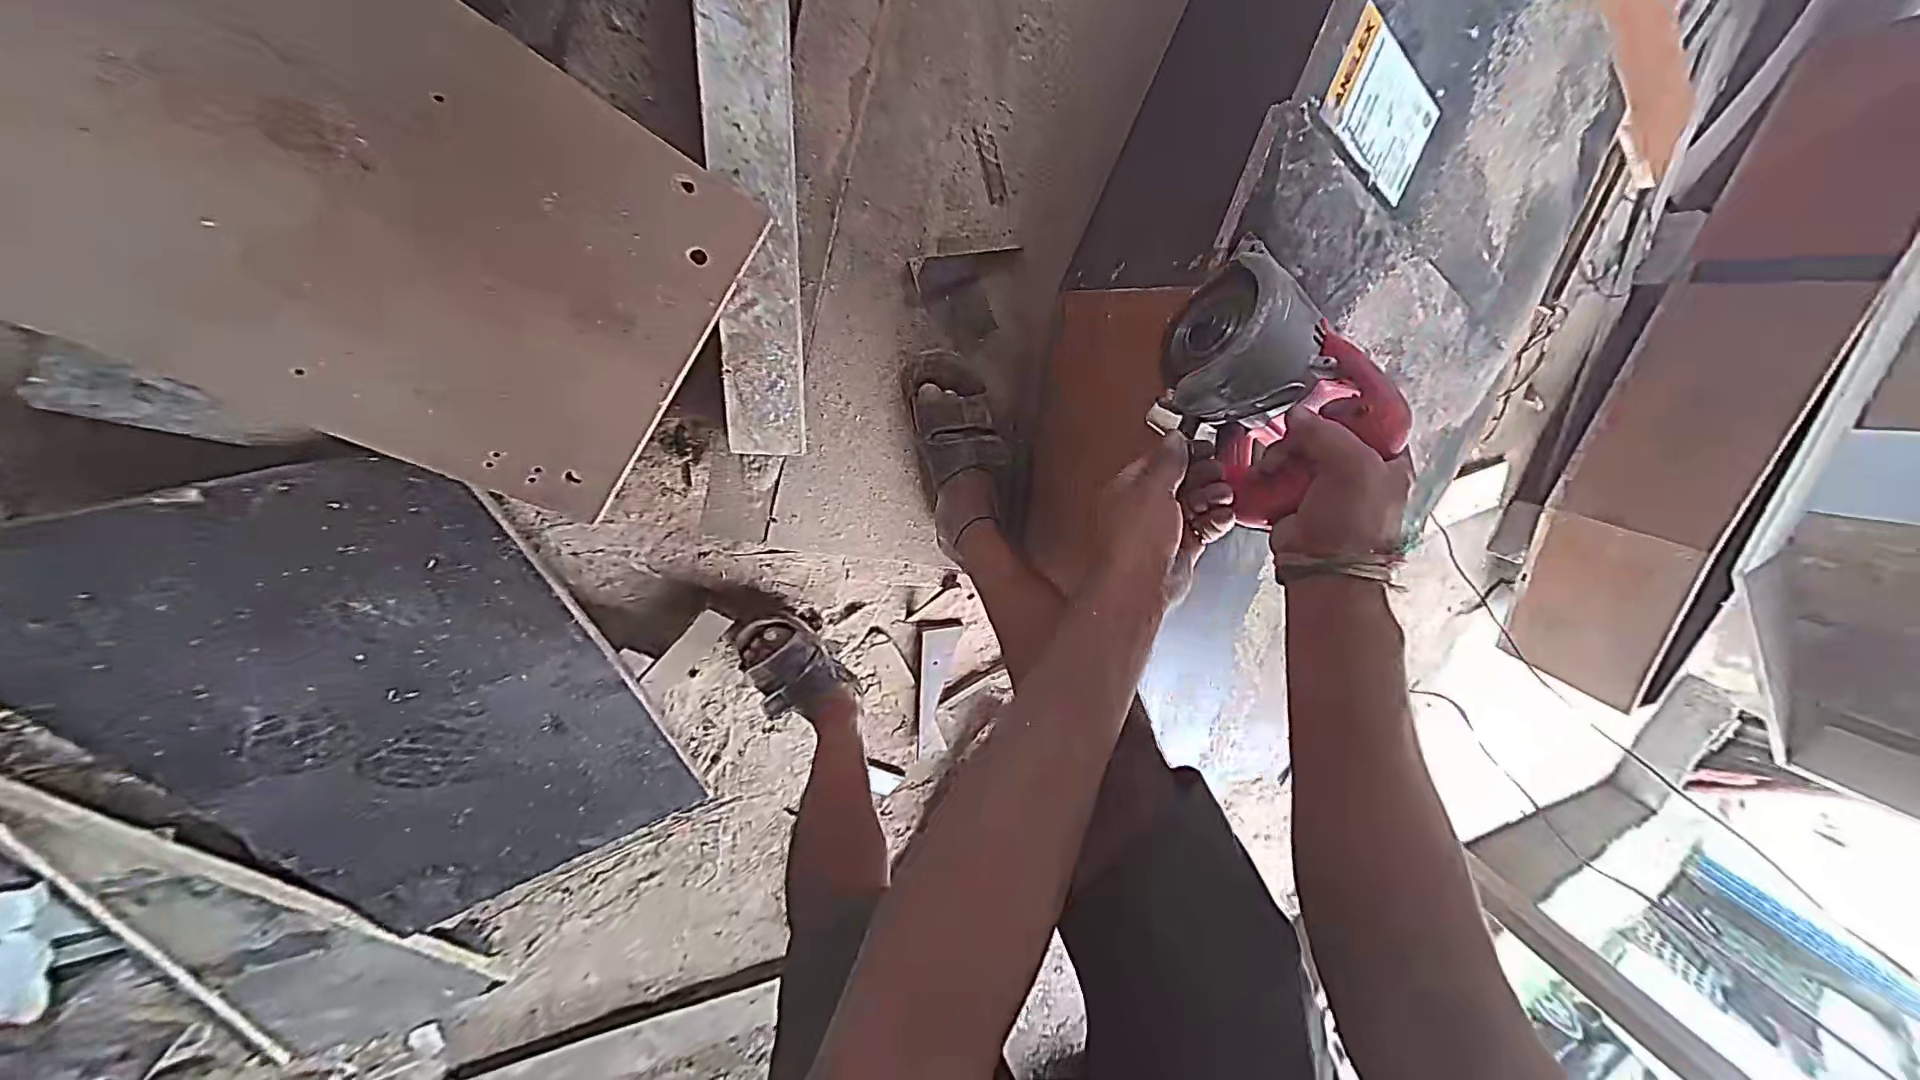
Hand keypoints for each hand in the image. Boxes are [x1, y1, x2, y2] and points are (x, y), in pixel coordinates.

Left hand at [1095, 432, 1236, 605]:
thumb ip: (1168, 461)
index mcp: (1129, 487)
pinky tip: (1223, 516)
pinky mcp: (1181, 547)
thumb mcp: (1152, 489)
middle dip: (1203, 475)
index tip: (1207, 448)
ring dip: (1213, 497)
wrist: (1138, 586)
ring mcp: (1163, 528)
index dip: (1185, 453)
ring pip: (1195, 503)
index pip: (1159, 461)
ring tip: (1222, 495)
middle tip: (1219, 472)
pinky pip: (1203, 527)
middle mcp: (1144, 507)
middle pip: (1181, 480)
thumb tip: (1175, 438)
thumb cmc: (1133, 542)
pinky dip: (1216, 520)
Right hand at [1255, 407, 1412, 565]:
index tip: (1323, 395)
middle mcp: (1356, 468)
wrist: (1320, 566)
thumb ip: (1326, 433)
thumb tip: (1298, 415)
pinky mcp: (1294, 496)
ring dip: (1280, 455)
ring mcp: (1323, 483)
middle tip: (1292, 442)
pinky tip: (1265, 476)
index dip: (1347, 402)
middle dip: (1302, 434)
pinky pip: (1277, 471)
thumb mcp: (1353, 466)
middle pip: (1324, 430)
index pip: (1370, 414)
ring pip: (1296, 449)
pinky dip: (1267, 471)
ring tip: (1275, 469)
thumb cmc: (1353, 525)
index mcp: (1386, 457)